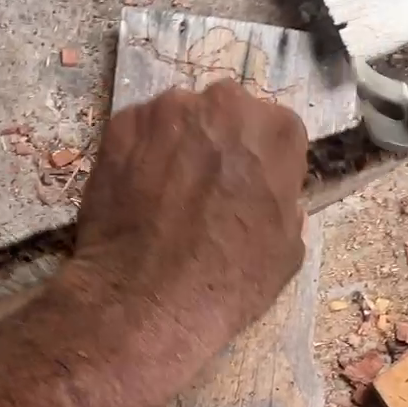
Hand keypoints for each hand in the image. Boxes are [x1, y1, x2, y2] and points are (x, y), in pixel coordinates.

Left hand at [53, 81, 307, 392]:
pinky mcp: (120, 126)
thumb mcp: (287, 254)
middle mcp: (224, 104)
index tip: (254, 194)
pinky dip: (142, 157)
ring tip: (170, 198)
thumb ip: (287, 209)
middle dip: (223, 146)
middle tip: (211, 193)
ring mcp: (167, 111)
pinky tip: (139, 197)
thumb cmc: (229, 283)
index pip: (279, 134)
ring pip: (182, 121)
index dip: (266, 167)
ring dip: (181, 148)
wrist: (147, 302)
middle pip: (229, 116)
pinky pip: (140, 135)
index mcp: (277, 131)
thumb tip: (277, 200)